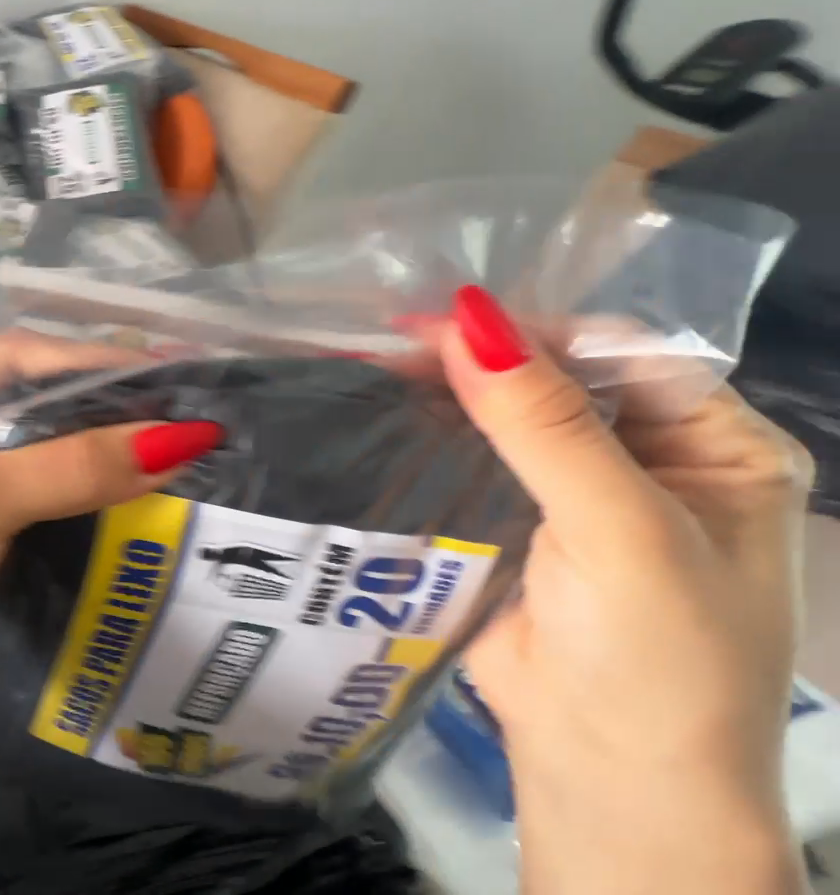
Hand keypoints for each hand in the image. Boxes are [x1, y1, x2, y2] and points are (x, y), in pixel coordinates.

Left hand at [0, 332, 221, 798]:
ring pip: (43, 446)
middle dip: (103, 405)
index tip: (168, 373)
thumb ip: (75, 466)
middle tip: (187, 408)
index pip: (16, 356)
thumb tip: (184, 438)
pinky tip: (139, 489)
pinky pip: (42, 490)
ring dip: (100, 450)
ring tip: (180, 445)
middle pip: (33, 398)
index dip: (91, 362)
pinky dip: (85, 490)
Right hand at [443, 286, 811, 894]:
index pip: (623, 355)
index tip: (435, 318)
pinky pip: (473, 460)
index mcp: (718, 449)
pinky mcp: (515, 522)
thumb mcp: (617, 529)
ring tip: (369, 363)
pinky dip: (431, 433)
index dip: (533, 329)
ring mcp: (576, 493)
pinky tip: (383, 412)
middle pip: (558, 379)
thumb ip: (545, 424)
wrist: (605, 769)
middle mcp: (651, 459)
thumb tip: (466, 319)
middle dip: (481, 356)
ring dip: (448, 391)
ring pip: (507, 417)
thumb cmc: (653, 654)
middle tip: (385, 337)